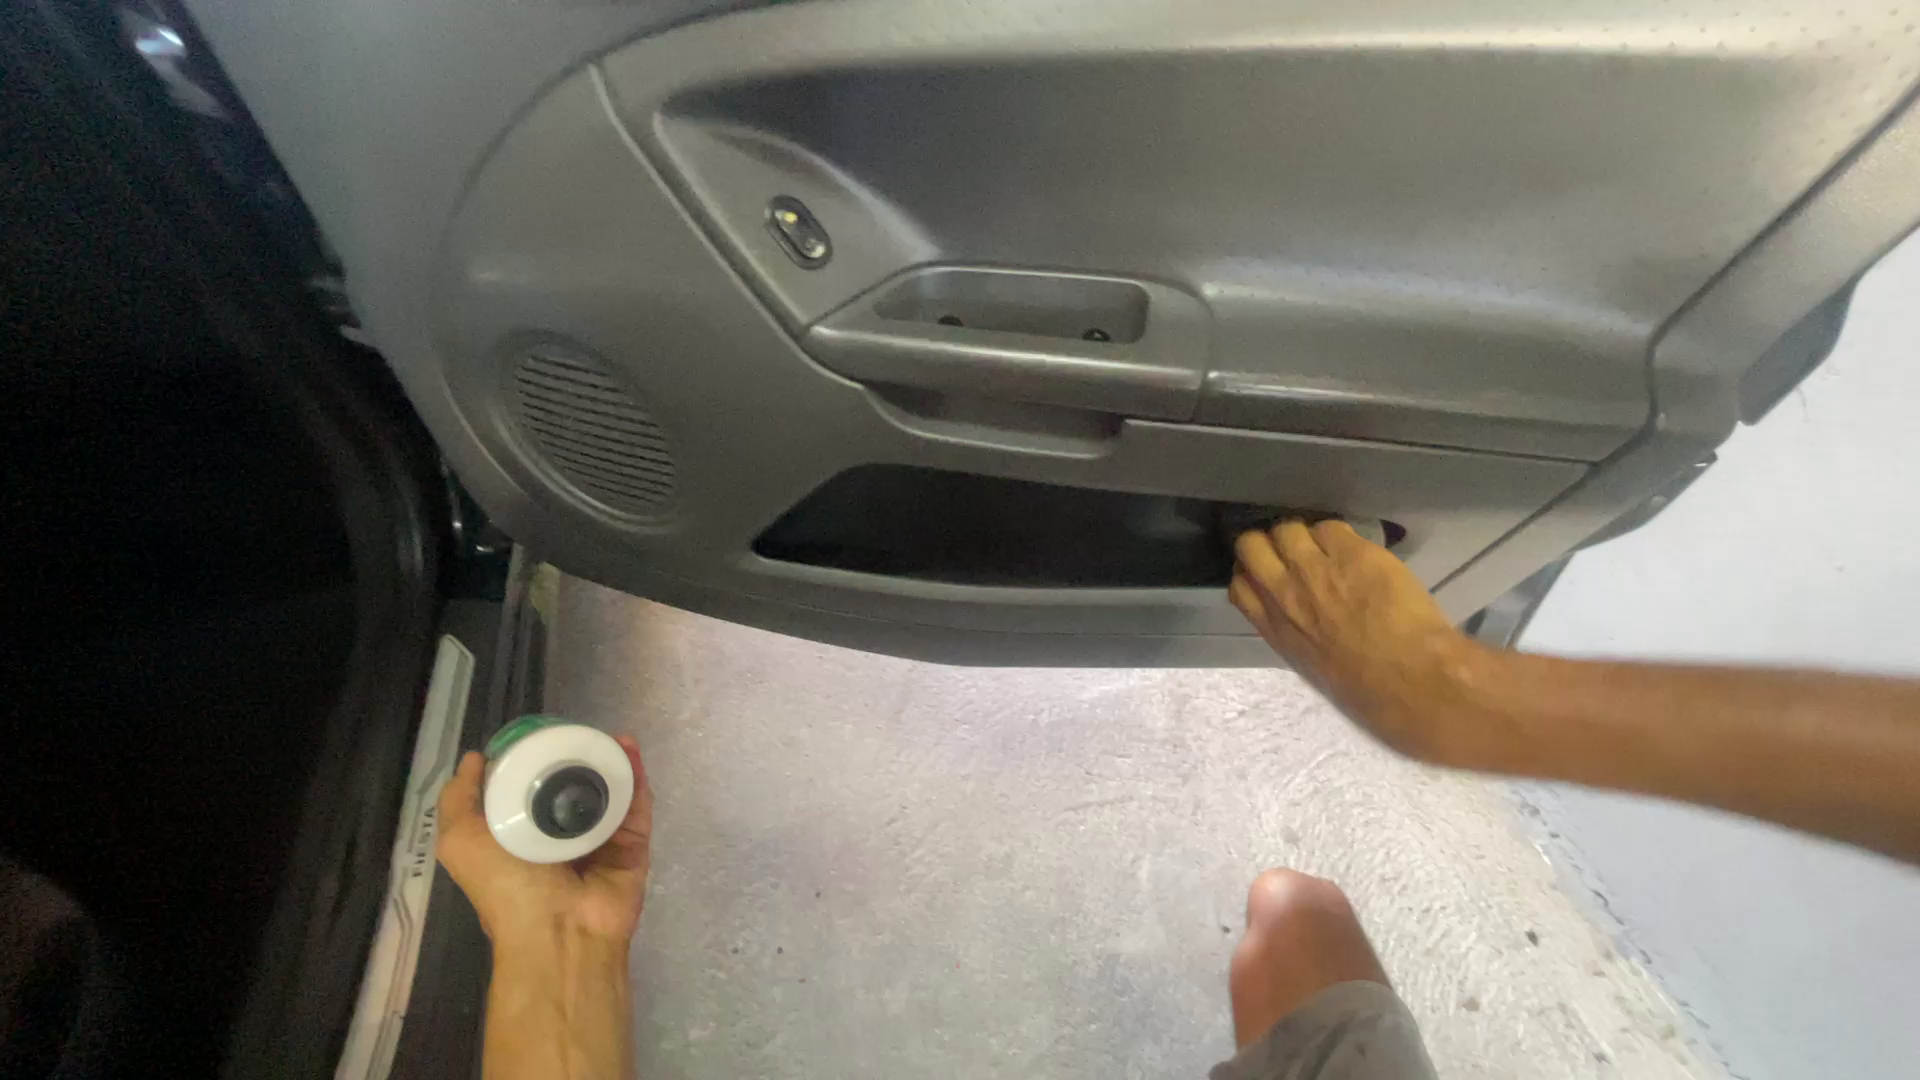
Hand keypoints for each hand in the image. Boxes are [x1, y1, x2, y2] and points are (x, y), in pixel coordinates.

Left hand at [436, 735, 653, 948]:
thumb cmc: (507, 888)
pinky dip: (636, 773)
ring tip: (609, 734)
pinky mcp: (635, 840)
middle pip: (576, 786)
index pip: (534, 791)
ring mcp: (604, 837)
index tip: (542, 734)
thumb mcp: (463, 843)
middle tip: (581, 731)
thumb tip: (476, 758)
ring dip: (612, 759)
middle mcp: (566, 836)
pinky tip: (629, 748)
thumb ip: (460, 802)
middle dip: (580, 756)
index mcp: (527, 838)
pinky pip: (637, 801)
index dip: (537, 761)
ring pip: (611, 789)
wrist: (560, 931)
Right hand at [1230, 521, 1481, 761]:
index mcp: (1273, 626)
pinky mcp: (1351, 552)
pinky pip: (1330, 527)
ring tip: (1327, 547)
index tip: (1270, 574)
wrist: (1411, 677)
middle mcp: (1284, 591)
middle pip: (1250, 545)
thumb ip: (1292, 632)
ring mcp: (1314, 568)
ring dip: (1303, 535)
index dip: (1251, 573)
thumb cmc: (1365, 688)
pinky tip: (1356, 552)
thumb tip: (1295, 616)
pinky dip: (1339, 536)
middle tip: (1292, 550)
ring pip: (1288, 528)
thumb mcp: (1309, 666)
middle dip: (1267, 543)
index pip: (1239, 585)